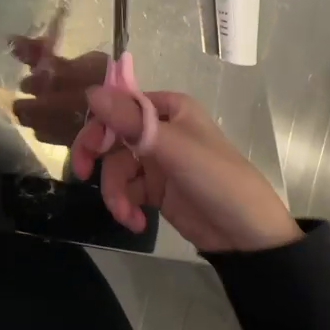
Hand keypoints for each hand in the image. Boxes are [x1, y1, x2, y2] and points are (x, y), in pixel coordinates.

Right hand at [11, 42, 299, 252]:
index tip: (90, 148)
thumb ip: (130, 121)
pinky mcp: (155, 189)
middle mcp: (159, 129)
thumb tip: (89, 91)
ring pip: (116, 167)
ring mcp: (157, 160)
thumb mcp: (173, 148)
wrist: (248, 237)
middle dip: (98, 159)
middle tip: (81, 174)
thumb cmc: (218, 179)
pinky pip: (126, 189)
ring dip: (115, 192)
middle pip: (111, 136)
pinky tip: (136, 222)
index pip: (120, 104)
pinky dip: (125, 206)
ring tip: (126, 216)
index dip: (100, 124)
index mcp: (168, 108)